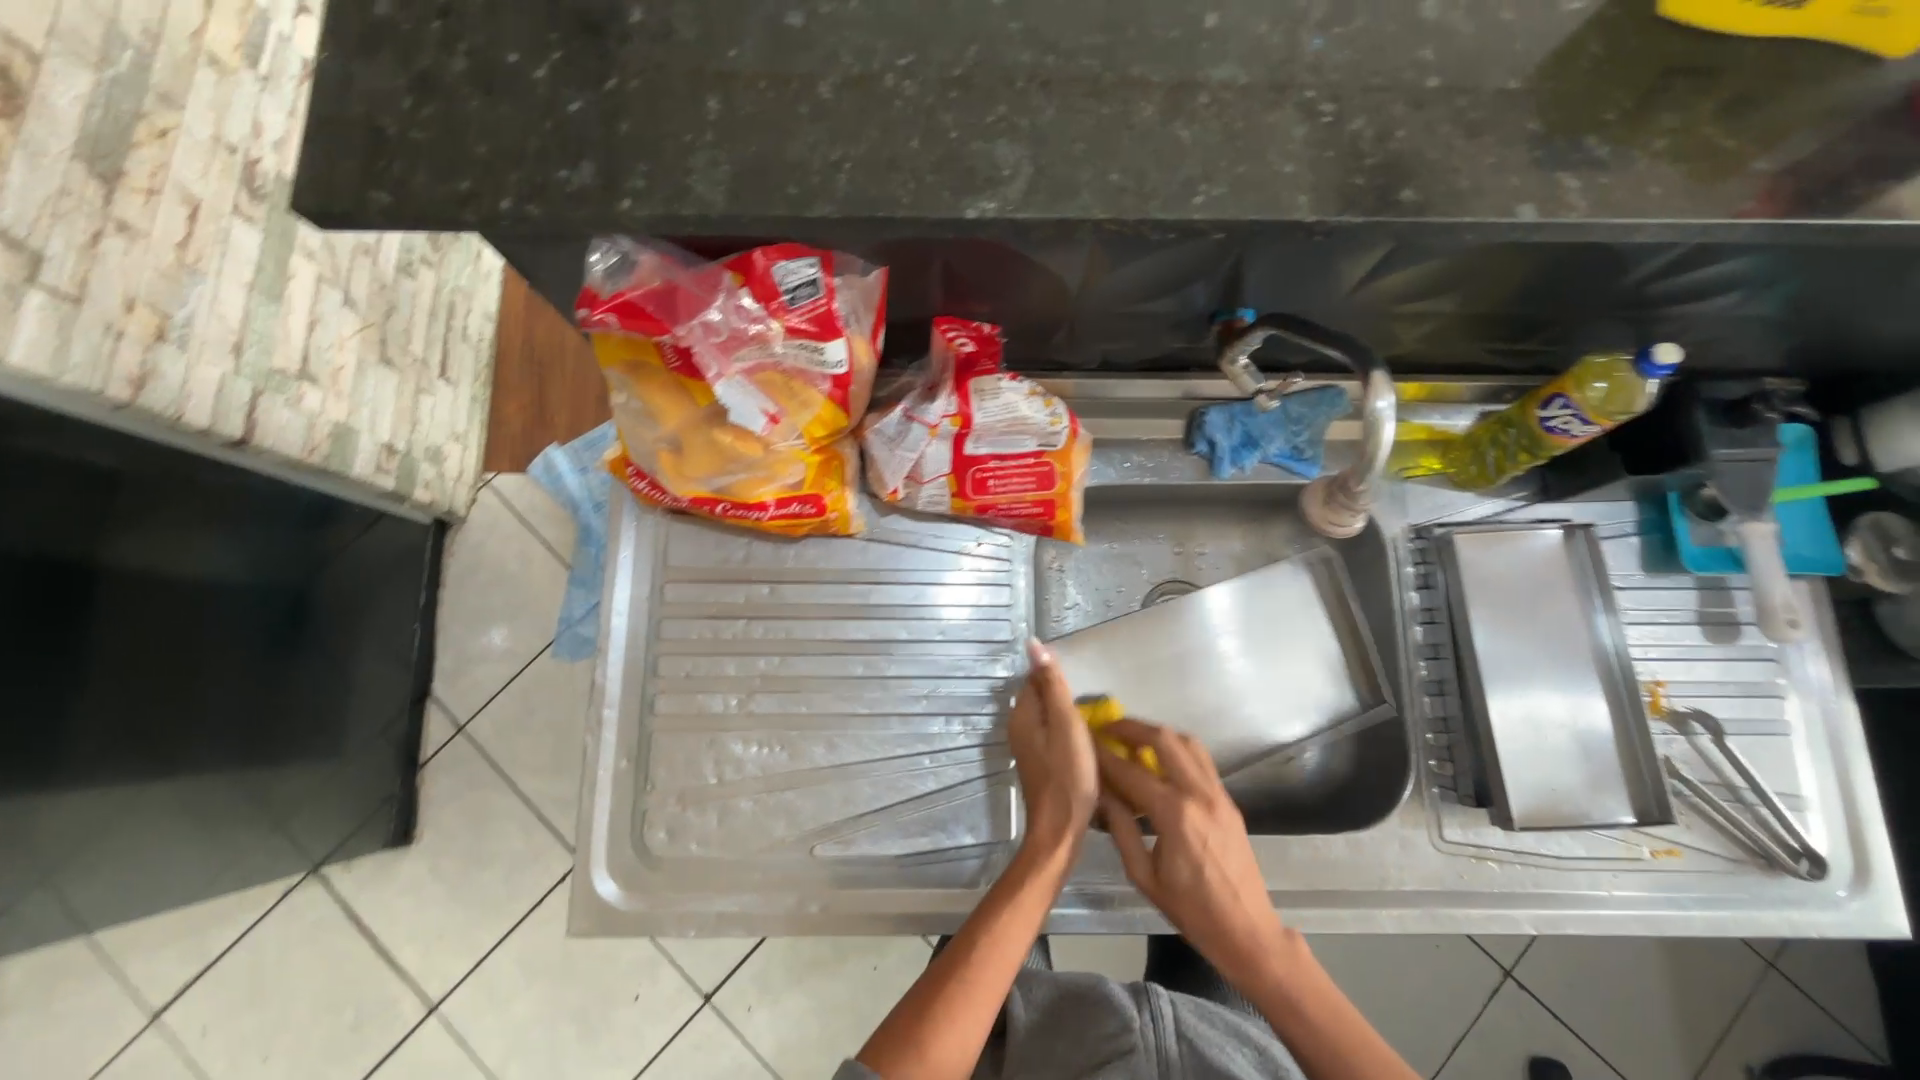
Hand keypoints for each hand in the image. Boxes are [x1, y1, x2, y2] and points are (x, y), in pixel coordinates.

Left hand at [1007, 639, 1098, 858]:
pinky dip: (1068, 733)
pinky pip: (1052, 735)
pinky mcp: (1039, 762)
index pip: (1035, 678)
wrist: (1061, 828)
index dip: (1058, 677)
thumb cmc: (1068, 775)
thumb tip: (1033, 645)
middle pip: (1040, 697)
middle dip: (1064, 695)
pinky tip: (1086, 741)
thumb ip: (1052, 685)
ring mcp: (1028, 747)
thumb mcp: (1067, 724)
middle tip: (1095, 704)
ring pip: (1048, 717)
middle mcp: (1018, 728)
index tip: (1084, 684)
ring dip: (1067, 714)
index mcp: (1022, 715)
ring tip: (1094, 720)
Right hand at [1096, 718, 1286, 988]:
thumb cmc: (1190, 910)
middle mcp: (1199, 795)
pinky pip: (1201, 761)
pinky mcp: (1228, 800)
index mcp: (1175, 815)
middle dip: (1132, 728)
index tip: (1083, 743)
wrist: (1246, 929)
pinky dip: (1177, 750)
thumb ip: (1121, 828)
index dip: (1104, 756)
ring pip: (1188, 743)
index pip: (1130, 772)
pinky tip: (1158, 761)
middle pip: (1164, 740)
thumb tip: (1100, 795)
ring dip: (1158, 734)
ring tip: (1132, 738)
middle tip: (1107, 729)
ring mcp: (1218, 794)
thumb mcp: (1143, 875)